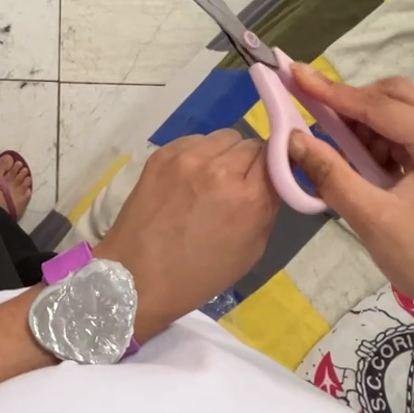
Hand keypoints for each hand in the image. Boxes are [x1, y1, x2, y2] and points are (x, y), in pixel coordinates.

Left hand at [94, 129, 277, 339]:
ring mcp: (187, 157)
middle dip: (249, 161)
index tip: (268, 175)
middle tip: (238, 183)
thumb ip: (267, 205)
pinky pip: (194, 140)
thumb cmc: (200, 273)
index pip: (275, 155)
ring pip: (222, 137)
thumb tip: (274, 178)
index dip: (274, 165)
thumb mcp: (252, 248)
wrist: (138, 274)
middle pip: (250, 142)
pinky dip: (198, 154)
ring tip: (211, 179)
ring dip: (224, 154)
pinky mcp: (162, 154)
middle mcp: (219, 167)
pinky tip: (189, 178)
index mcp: (248, 196)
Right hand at [285, 67, 413, 331]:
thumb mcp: (372, 220)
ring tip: (339, 150)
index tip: (292, 73)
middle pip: (397, 97)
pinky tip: (366, 163)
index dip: (332, 91)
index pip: (380, 106)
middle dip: (351, 103)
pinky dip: (384, 139)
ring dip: (366, 123)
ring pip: (405, 111)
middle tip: (310, 114)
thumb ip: (330, 173)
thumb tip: (291, 137)